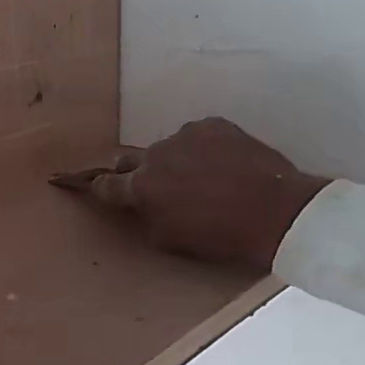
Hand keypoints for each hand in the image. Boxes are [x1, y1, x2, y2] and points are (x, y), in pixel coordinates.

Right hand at [53, 117, 330, 270]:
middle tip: (153, 187)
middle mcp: (156, 156)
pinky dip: (201, 148)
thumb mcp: (170, 240)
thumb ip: (146, 217)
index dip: (97, 188)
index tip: (87, 185)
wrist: (277, 212)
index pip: (105, 185)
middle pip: (129, 159)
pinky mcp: (213, 125)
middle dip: (134, 172)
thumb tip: (139, 207)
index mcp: (141, 188)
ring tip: (202, 178)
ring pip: (166, 148)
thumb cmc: (220, 235)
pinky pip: (195, 135)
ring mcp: (185, 136)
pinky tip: (221, 165)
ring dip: (173, 161)